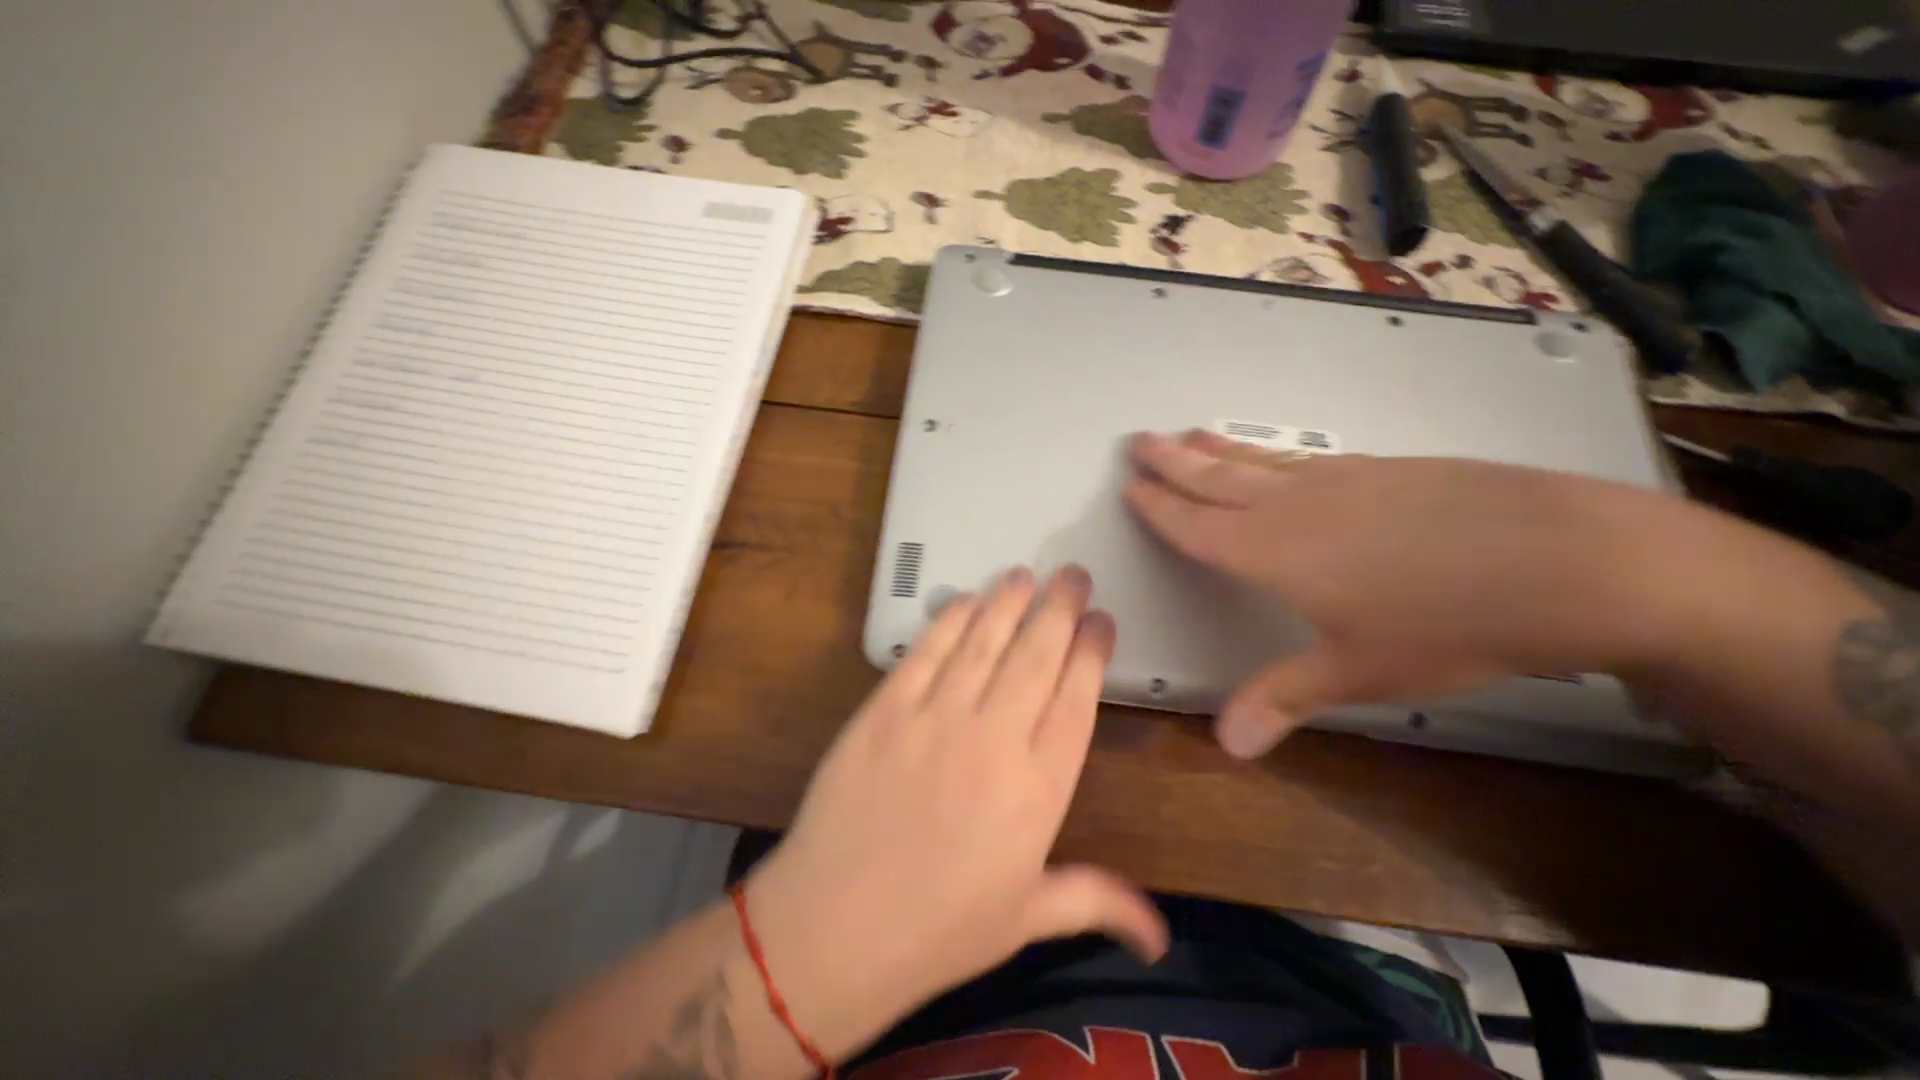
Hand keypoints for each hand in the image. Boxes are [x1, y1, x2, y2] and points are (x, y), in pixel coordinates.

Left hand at [742, 567, 1167, 1061]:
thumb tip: (1161, 936)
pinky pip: (926, 652)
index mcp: (1039, 789)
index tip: (1102, 620)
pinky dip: (950, 621)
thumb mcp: (1027, 919)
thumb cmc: (940, 930)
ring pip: (983, 642)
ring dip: (1008, 602)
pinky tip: (966, 601)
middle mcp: (994, 738)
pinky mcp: (884, 710)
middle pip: (1036, 657)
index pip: (1077, 702)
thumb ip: (1096, 902)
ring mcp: (935, 718)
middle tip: (1073, 575)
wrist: (836, 927)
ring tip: (1026, 574)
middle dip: (1060, 610)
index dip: (1092, 655)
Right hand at [1124, 430, 1678, 758]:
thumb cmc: (1446, 624)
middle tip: (1140, 440)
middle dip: (1176, 462)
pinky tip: (1286, 459)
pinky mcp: (1391, 470)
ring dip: (1223, 450)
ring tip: (1193, 435)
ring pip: (1265, 462)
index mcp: (1274, 551)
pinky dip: (1279, 455)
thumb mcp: (1360, 672)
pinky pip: (1310, 459)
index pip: (1199, 526)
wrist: (1564, 559)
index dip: (1161, 508)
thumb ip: (1285, 696)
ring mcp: (1347, 480)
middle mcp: (1299, 506)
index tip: (1131, 486)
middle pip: (1220, 479)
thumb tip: (1225, 744)